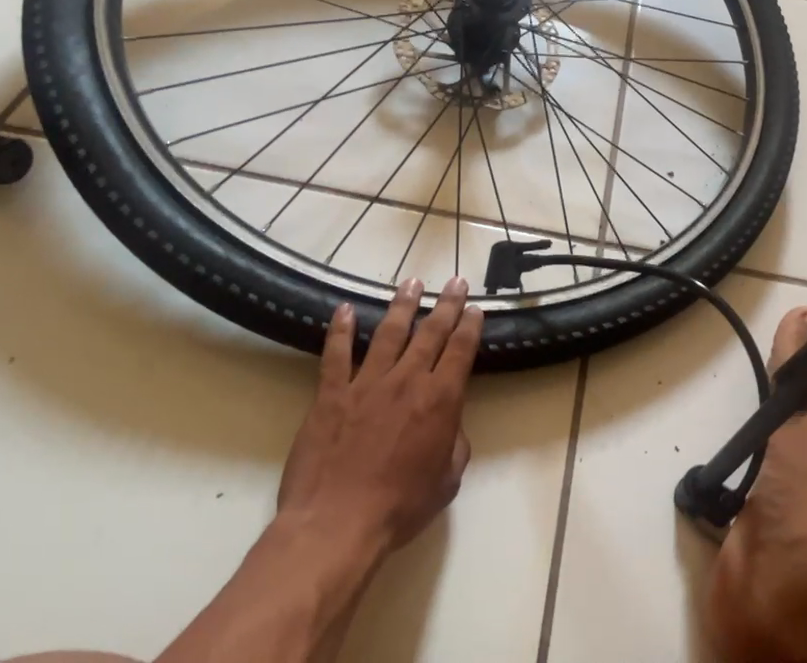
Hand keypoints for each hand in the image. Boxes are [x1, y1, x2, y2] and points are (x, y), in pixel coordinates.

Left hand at [277, 276, 483, 553]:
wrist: (337, 523)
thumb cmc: (400, 506)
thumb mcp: (447, 479)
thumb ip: (455, 444)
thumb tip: (450, 424)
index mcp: (441, 400)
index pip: (461, 351)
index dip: (470, 326)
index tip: (476, 308)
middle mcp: (407, 382)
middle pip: (431, 333)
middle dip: (446, 305)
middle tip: (455, 282)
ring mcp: (366, 385)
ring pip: (388, 334)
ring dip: (402, 306)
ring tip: (410, 283)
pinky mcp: (331, 396)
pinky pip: (336, 355)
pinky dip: (341, 330)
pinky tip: (345, 310)